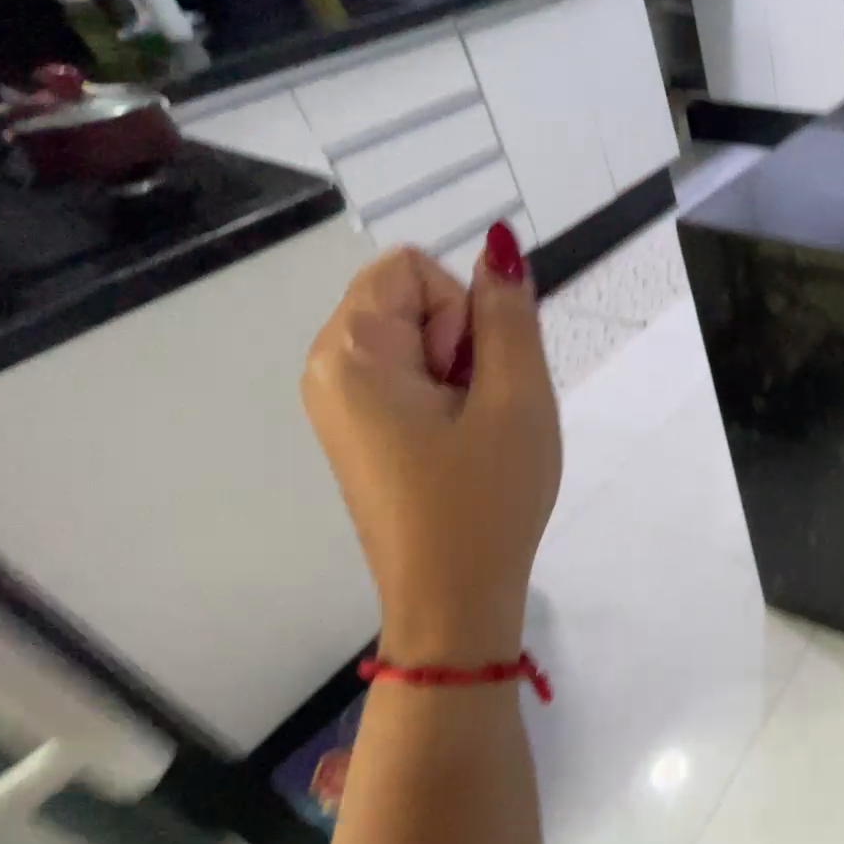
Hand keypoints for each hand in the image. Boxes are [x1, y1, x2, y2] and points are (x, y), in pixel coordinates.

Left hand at [302, 225, 559, 665]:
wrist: (453, 598)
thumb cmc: (487, 499)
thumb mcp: (517, 401)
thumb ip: (510, 316)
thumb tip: (498, 244)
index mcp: (352, 352)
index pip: (414, 268)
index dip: (466, 311)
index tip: (480, 378)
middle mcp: (326, 366)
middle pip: (410, 300)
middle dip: (464, 342)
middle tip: (485, 412)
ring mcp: (337, 403)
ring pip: (416, 342)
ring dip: (463, 374)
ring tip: (478, 434)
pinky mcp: (357, 432)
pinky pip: (407, 379)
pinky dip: (447, 399)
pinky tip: (464, 447)